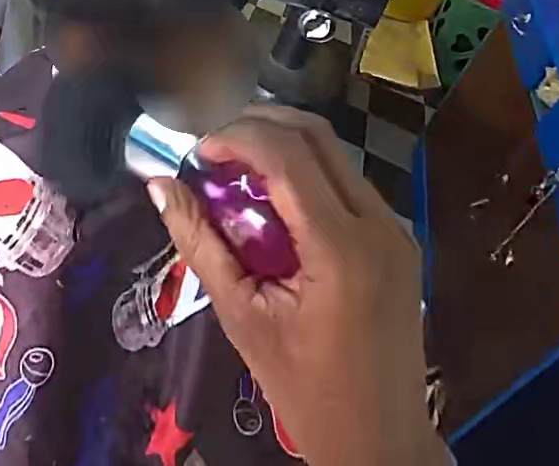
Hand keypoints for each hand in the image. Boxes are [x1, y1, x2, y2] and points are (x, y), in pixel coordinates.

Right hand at [149, 106, 444, 465]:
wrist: (383, 445)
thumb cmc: (306, 390)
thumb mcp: (240, 316)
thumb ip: (199, 243)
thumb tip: (160, 186)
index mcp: (342, 249)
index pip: (287, 155)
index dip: (236, 137)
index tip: (200, 151)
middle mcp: (379, 225)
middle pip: (316, 134)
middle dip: (258, 124)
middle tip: (216, 147)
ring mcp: (396, 228)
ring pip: (333, 149)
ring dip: (281, 143)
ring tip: (237, 167)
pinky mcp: (398, 235)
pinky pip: (345, 176)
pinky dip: (303, 167)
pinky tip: (273, 194)